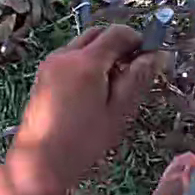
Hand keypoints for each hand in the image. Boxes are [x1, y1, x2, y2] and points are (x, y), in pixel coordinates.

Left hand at [2, 25, 161, 194]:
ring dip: (100, 54)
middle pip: (97, 34)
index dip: (137, 40)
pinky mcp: (42, 76)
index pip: (117, 33)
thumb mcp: (118, 111)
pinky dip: (85, 64)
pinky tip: (91, 92)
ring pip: (82, 45)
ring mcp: (50, 64)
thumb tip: (154, 56)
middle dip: (117, 45)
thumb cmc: (83, 141)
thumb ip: (137, 79)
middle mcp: (64, 55)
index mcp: (86, 62)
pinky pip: (69, 58)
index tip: (148, 58)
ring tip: (111, 85)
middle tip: (131, 71)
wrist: (40, 161)